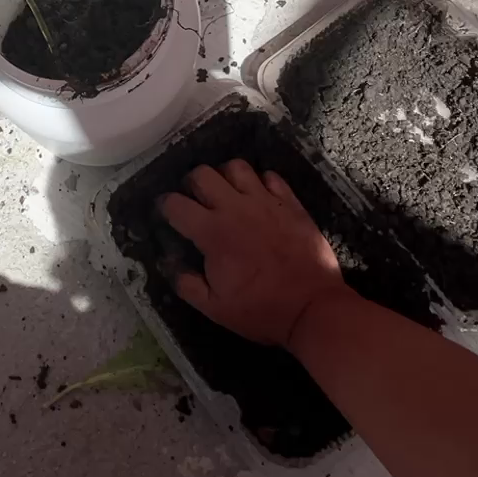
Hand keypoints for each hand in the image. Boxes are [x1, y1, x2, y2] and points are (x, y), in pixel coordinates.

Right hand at [161, 160, 354, 346]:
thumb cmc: (261, 309)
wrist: (313, 308)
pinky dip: (260, 181)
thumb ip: (186, 284)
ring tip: (227, 192)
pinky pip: (270, 176)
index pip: (176, 204)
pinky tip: (259, 196)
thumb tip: (168, 264)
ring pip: (236, 166)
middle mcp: (235, 208)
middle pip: (202, 174)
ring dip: (225, 176)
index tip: (165, 211)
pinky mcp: (290, 202)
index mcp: (212, 232)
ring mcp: (264, 201)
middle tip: (195, 199)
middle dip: (191, 183)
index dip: (164, 205)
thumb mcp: (215, 308)